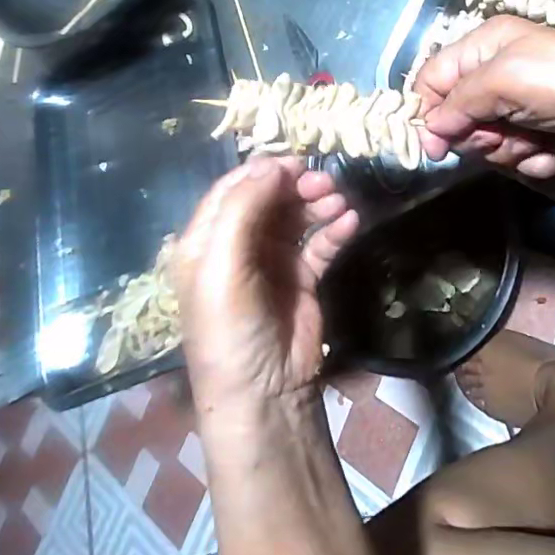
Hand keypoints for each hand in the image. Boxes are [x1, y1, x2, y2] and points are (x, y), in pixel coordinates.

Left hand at [171, 157, 359, 408]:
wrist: (265, 392)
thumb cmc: (230, 329)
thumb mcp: (223, 268)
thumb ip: (244, 211)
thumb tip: (272, 167)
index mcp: (205, 241)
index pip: (232, 190)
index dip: (261, 172)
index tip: (294, 162)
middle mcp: (237, 246)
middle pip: (269, 199)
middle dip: (296, 185)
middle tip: (324, 182)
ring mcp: (272, 261)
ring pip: (296, 216)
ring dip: (318, 203)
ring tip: (338, 201)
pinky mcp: (302, 277)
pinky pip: (319, 243)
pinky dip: (334, 229)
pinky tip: (349, 222)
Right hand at [413, 15, 554, 177]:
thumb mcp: (506, 78)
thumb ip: (459, 100)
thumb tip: (429, 129)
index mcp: (487, 45)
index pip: (434, 77)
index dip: (427, 111)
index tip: (431, 145)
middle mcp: (501, 73)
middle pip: (457, 116)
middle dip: (477, 133)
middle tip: (501, 134)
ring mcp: (523, 107)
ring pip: (485, 142)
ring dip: (508, 149)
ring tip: (536, 140)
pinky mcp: (543, 135)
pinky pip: (515, 157)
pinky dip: (533, 159)